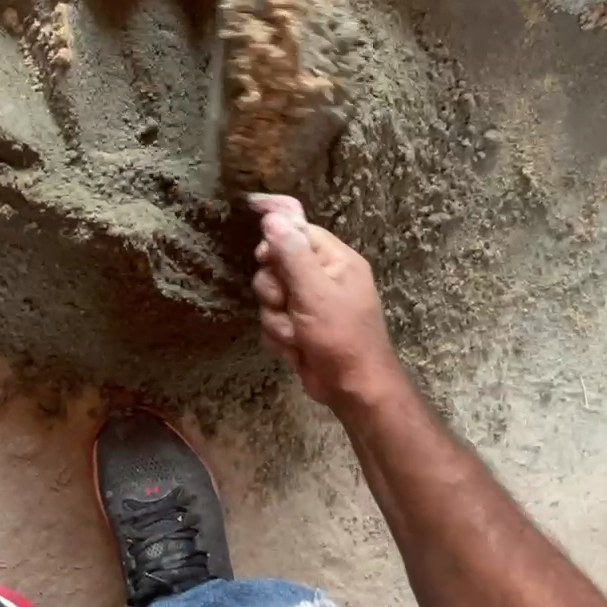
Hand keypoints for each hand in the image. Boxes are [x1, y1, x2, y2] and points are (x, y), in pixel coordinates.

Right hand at [249, 195, 402, 408]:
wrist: (352, 389)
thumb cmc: (342, 337)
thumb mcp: (315, 292)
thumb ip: (292, 255)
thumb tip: (273, 217)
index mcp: (335, 260)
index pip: (299, 228)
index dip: (276, 225)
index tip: (253, 218)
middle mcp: (321, 277)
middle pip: (275, 264)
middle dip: (274, 289)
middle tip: (286, 303)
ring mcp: (308, 303)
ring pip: (268, 296)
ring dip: (276, 319)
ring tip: (297, 335)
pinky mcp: (297, 326)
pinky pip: (271, 320)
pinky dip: (279, 336)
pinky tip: (296, 349)